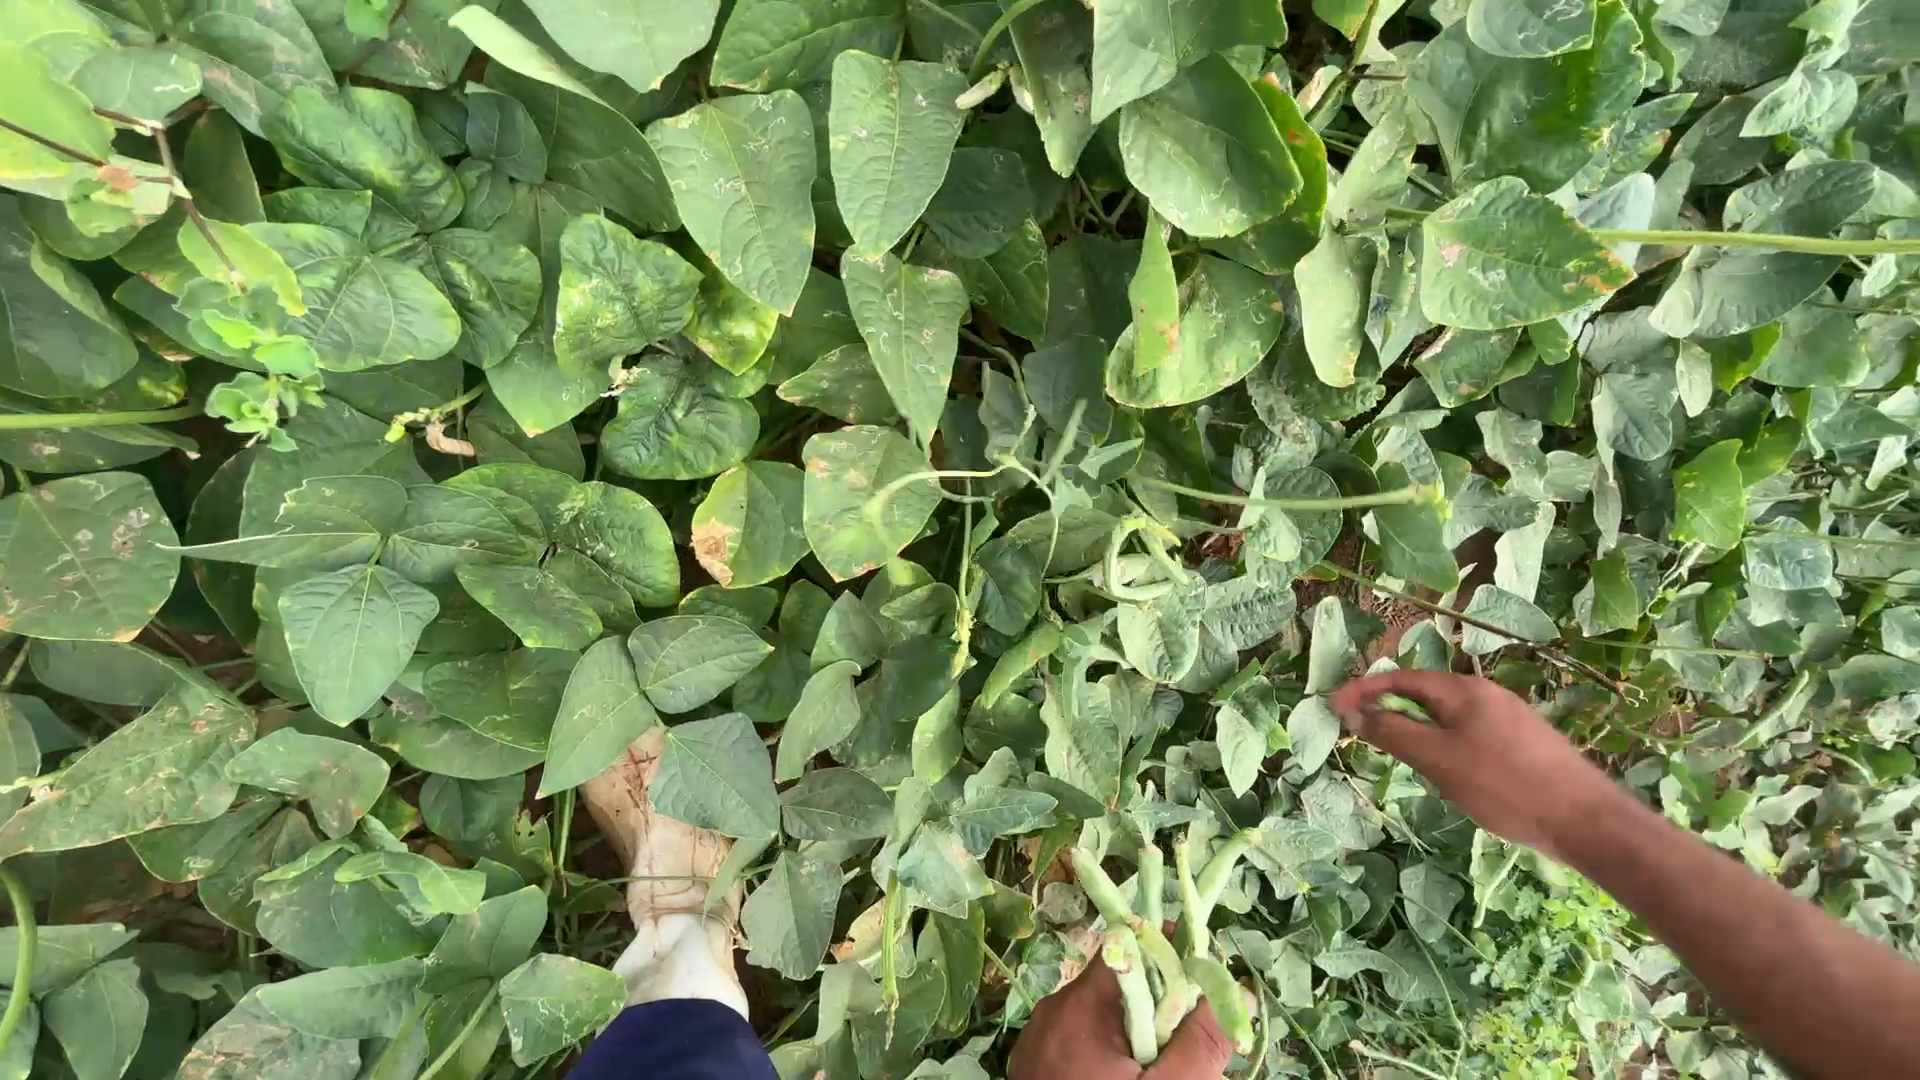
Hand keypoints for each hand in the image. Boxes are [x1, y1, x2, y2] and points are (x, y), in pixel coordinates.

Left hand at [1008, 955, 1230, 1079]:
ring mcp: (1039, 1042)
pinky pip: (1079, 1043)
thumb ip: (1201, 1045)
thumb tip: (1237, 990)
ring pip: (1099, 1018)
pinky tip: (1132, 1078)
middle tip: (1192, 1035)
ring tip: (1165, 1067)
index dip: (1164, 952)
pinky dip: (1109, 1054)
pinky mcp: (1035, 1068)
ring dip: (1136, 1034)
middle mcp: (1053, 1013)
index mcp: (1079, 1006)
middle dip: (1159, 1004)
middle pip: (1115, 986)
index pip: (1124, 950)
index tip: (1199, 968)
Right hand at [1328, 671, 1624, 857]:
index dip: (1361, 691)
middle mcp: (1486, 695)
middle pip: (1422, 695)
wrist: (1592, 825)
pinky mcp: (1524, 744)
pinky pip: (1468, 734)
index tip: (1333, 707)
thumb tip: (1351, 710)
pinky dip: (1444, 746)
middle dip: (1389, 712)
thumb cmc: (1505, 786)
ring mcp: (1509, 718)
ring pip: (1446, 718)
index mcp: (1463, 690)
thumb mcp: (1436, 759)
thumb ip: (1390, 731)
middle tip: (1364, 735)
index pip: (1398, 679)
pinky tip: (1451, 777)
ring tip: (1406, 761)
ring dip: (1417, 732)